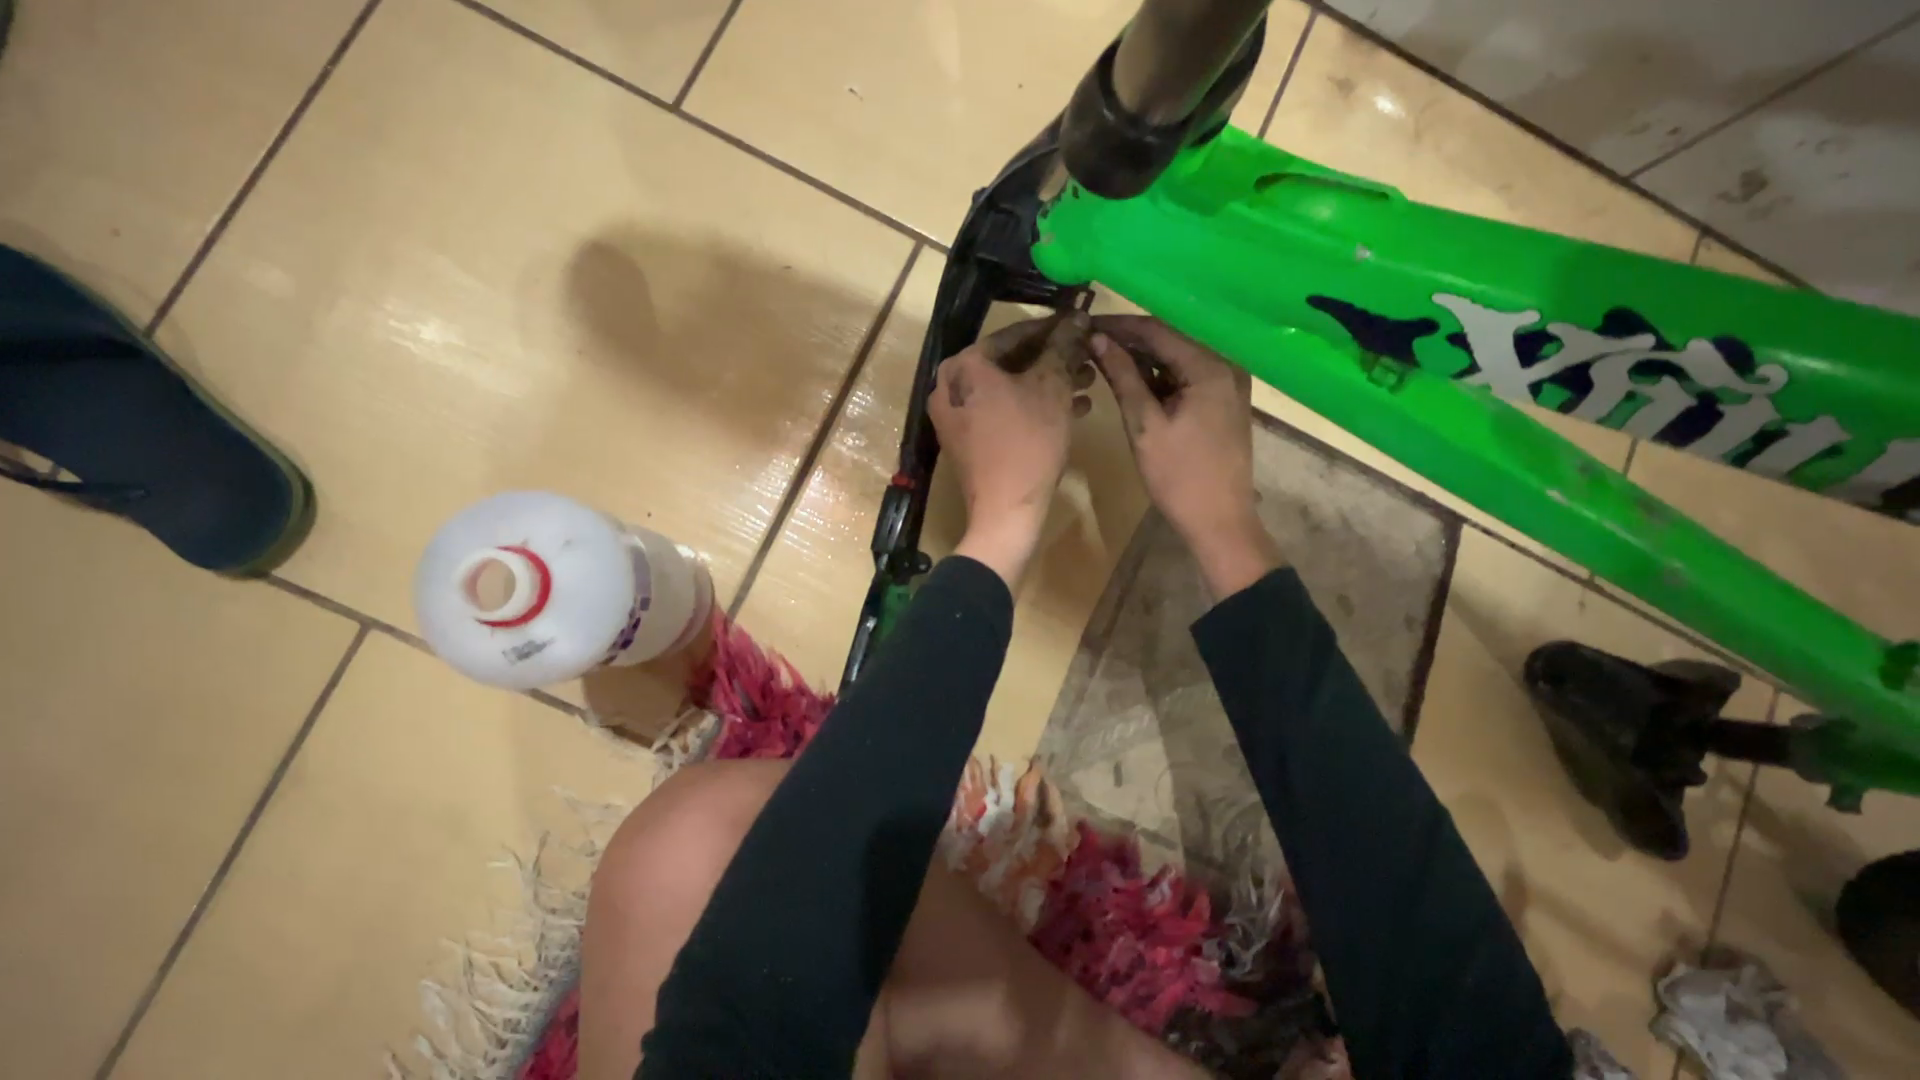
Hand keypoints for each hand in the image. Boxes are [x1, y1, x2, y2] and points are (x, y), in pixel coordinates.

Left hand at [930, 312, 1095, 589]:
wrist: (1005, 511)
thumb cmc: (1029, 442)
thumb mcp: (1052, 388)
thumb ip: (1063, 347)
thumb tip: (1077, 318)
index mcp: (965, 364)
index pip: (1015, 333)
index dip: (1054, 329)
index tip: (1082, 326)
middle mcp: (949, 385)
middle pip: (1009, 362)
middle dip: (1052, 360)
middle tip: (1086, 358)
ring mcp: (953, 415)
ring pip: (1007, 388)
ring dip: (1046, 384)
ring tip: (1086, 384)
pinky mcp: (964, 441)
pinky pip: (1000, 411)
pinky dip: (1030, 407)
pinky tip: (1071, 410)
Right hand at [1090, 315, 1281, 598]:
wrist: (1220, 521)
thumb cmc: (1179, 477)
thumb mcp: (1144, 425)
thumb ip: (1123, 377)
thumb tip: (1097, 339)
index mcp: (1209, 367)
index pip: (1157, 330)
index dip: (1119, 326)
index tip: (1084, 325)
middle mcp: (1226, 364)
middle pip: (1171, 339)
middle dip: (1130, 340)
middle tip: (1089, 341)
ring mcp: (1228, 383)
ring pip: (1178, 357)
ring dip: (1144, 357)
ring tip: (1104, 358)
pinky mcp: (1224, 400)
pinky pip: (1188, 375)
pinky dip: (1161, 375)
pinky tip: (1133, 380)